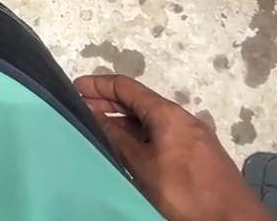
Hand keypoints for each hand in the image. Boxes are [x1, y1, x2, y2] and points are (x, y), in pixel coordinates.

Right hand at [75, 75, 270, 220]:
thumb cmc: (184, 191)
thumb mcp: (141, 164)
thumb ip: (114, 135)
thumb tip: (91, 112)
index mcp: (167, 113)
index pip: (124, 85)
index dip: (96, 85)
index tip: (73, 90)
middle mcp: (183, 118)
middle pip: (139, 100)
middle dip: (109, 102)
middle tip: (83, 110)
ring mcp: (197, 137)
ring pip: (152, 119)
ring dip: (125, 120)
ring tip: (102, 130)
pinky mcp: (203, 156)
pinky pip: (165, 133)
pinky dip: (143, 134)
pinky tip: (132, 148)